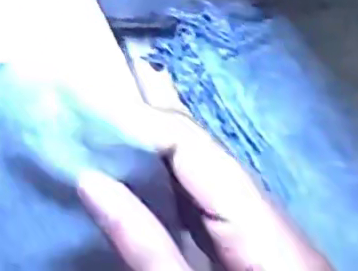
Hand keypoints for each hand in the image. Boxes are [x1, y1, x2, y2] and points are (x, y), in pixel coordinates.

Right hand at [78, 113, 329, 270]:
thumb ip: (145, 248)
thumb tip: (89, 179)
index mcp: (263, 224)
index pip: (192, 142)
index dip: (140, 122)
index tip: (88, 117)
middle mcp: (269, 213)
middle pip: (200, 148)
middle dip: (146, 124)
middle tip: (92, 105)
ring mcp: (268, 232)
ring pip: (203, 169)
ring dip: (155, 150)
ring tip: (105, 129)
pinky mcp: (259, 252)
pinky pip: (209, 198)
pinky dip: (171, 182)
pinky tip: (140, 176)